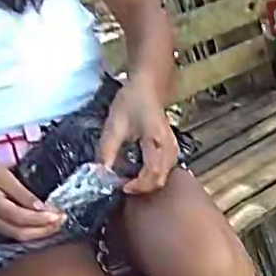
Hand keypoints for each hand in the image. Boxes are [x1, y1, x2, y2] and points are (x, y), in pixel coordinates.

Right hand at [0, 157, 64, 241]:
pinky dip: (33, 234)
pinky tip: (44, 228)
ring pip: (20, 237)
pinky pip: (16, 236)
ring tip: (57, 224)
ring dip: (41, 234)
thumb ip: (22, 193)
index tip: (58, 214)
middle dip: (45, 229)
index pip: (19, 217)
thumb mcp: (1, 174)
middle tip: (62, 220)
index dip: (40, 219)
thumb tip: (43, 208)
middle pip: (22, 232)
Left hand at [95, 79, 178, 194]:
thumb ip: (108, 150)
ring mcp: (174, 151)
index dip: (138, 185)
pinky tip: (140, 173)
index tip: (123, 187)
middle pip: (160, 180)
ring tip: (131, 180)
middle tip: (125, 186)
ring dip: (147, 183)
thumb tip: (102, 173)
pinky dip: (153, 177)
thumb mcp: (115, 124)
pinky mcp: (173, 152)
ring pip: (164, 178)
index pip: (151, 172)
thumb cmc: (131, 102)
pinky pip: (165, 171)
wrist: (148, 87)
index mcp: (156, 141)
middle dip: (142, 188)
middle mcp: (169, 149)